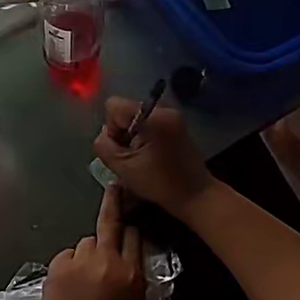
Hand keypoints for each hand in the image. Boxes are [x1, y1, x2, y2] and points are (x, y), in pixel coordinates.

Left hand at [37, 187, 148, 299]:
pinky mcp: (57, 267)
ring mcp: (80, 261)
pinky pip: (68, 254)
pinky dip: (70, 263)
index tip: (131, 220)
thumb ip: (141, 285)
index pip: (136, 236)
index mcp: (133, 275)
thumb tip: (136, 267)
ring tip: (85, 276)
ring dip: (89, 251)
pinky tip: (69, 284)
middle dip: (113, 202)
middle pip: (111, 221)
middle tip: (114, 188)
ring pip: (87, 241)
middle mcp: (108, 260)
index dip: (133, 230)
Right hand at [92, 97, 215, 213]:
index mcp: (152, 117)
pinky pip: (149, 122)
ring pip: (137, 116)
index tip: (122, 148)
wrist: (195, 194)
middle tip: (132, 156)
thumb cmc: (159, 183)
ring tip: (142, 157)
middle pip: (126, 109)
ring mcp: (172, 115)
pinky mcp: (176, 124)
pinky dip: (145, 136)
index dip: (112, 128)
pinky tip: (151, 155)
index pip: (114, 105)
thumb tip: (105, 133)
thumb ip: (104, 145)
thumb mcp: (122, 167)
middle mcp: (164, 109)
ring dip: (133, 135)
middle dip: (122, 132)